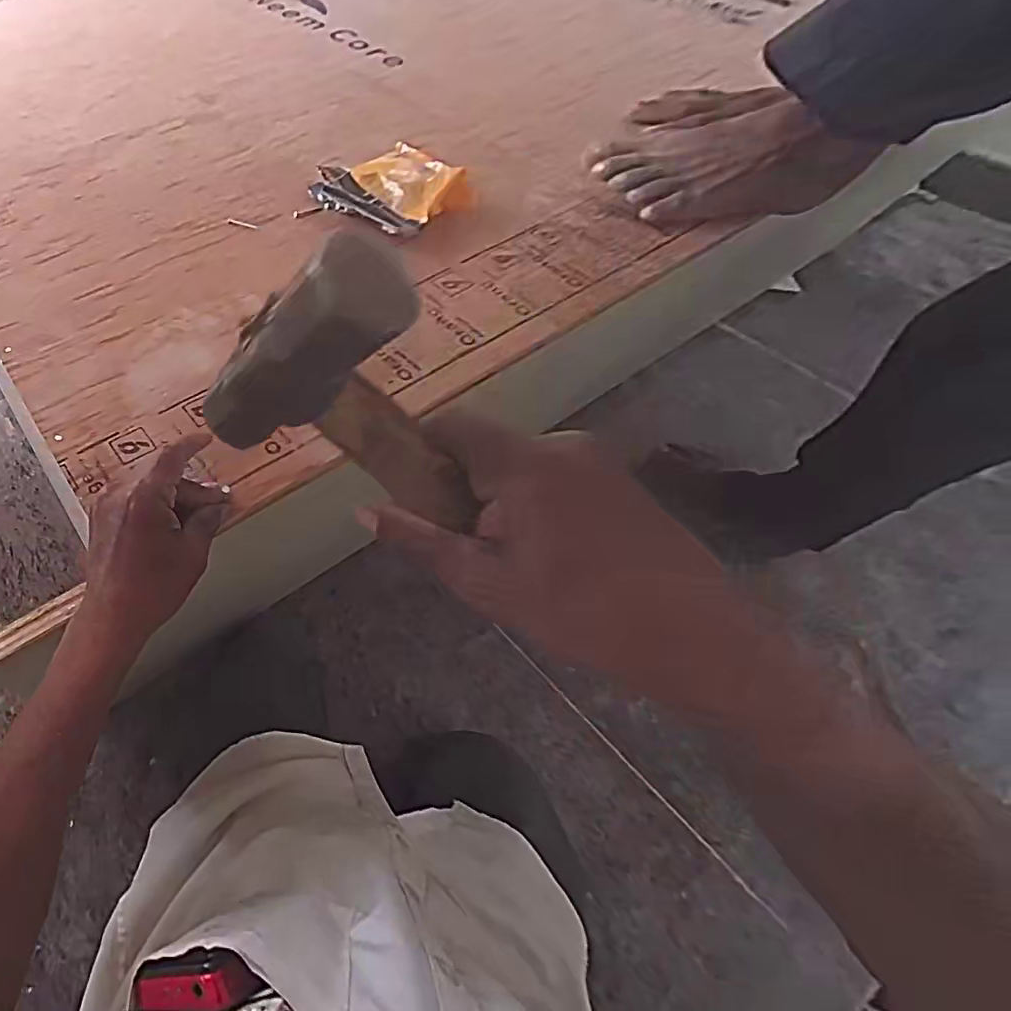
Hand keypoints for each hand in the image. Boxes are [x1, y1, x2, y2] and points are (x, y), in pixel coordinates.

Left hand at [72, 435, 230, 655]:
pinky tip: (170, 523)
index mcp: (143, 497)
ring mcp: (105, 504)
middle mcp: (119, 494)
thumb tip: (216, 505)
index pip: (171, 457)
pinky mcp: (99, 517)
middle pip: (161, 474)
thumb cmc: (150, 589)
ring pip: (146, 486)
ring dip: (171, 496)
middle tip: (215, 504)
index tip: (205, 439)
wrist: (112, 614)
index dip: (191, 445)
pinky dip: (152, 503)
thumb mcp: (192, 553)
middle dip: (190, 487)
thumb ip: (206, 520)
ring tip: (194, 520)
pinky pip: (131, 498)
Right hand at [361, 413, 780, 723]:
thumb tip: (365, 511)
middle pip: (481, 445)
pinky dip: (525, 499)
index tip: (402, 486)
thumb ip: (420, 540)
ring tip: (500, 554)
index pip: (450, 424)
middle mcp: (562, 447)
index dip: (415, 445)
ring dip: (490, 495)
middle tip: (456, 539)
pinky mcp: (619, 481)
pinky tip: (541, 551)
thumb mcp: (484, 582)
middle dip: (454, 483)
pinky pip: (548, 474)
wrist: (703, 644)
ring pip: (514, 463)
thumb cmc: (580, 613)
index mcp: (526, 464)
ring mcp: (597, 462)